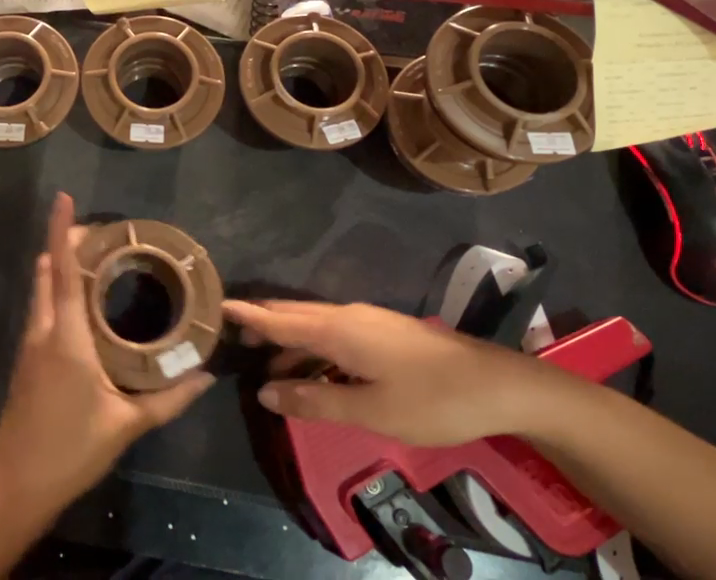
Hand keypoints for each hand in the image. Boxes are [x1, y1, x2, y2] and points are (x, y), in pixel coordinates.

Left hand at [0, 193, 214, 515]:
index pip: (63, 271)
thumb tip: (205, 376)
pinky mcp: (27, 359)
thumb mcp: (126, 424)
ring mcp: (30, 344)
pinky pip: (42, 309)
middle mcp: (43, 331)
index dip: (61, 231)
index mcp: (66, 338)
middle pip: (48, 271)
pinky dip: (58, 291)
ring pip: (42, 289)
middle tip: (105, 232)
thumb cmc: (71, 449)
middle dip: (68, 243)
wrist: (16, 483)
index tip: (63, 198)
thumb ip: (168, 399)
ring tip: (100, 258)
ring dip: (62, 266)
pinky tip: (84, 301)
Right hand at [225, 299, 559, 446]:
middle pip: (294, 315)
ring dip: (288, 340)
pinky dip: (312, 345)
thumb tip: (265, 393)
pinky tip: (313, 368)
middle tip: (232, 335)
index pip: (279, 319)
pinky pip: (334, 331)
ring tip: (265, 362)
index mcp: (338, 329)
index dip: (247, 315)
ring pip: (315, 324)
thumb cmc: (432, 400)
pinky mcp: (386, 332)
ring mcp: (370, 321)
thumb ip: (314, 401)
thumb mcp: (370, 410)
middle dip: (263, 323)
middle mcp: (349, 316)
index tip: (215, 306)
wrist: (501, 386)